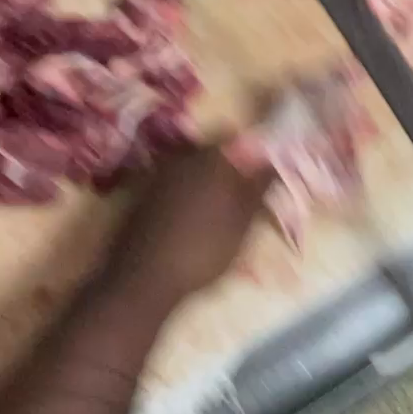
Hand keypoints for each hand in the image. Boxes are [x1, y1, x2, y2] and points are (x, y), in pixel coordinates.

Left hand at [100, 145, 272, 308]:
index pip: (231, 135)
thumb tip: (272, 160)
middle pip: (209, 151)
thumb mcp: (243, 221)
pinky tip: (187, 224)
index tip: (255, 175)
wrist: (144, 278)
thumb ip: (259, 186)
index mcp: (209, 156)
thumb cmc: (204, 247)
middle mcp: (181, 156)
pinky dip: (182, 197)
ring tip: (214, 216)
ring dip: (203, 183)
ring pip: (189, 168)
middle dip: (225, 168)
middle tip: (238, 199)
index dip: (246, 152)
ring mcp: (156, 175)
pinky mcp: (140, 196)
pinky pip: (170, 185)